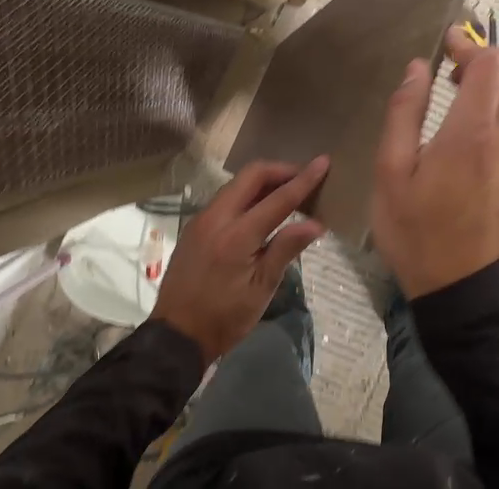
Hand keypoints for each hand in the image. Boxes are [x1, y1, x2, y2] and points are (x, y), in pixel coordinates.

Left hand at [150, 157, 328, 362]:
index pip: (278, 198)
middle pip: (252, 175)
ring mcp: (201, 220)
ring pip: (236, 184)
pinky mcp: (194, 227)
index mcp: (237, 236)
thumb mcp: (261, 290)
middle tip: (303, 178)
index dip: (304, 179)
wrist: (175, 337)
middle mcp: (216, 218)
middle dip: (280, 171)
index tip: (323, 162)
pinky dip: (246, 194)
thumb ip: (286, 249)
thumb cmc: (224, 318)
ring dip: (263, 181)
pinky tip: (259, 209)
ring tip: (285, 192)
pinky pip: (225, 198)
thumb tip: (316, 223)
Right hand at [372, 31, 498, 296]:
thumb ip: (404, 112)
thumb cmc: (415, 230)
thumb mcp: (390, 172)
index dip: (468, 46)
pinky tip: (493, 113)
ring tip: (474, 90)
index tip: (443, 51)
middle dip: (494, 54)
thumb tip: (419, 68)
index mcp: (471, 131)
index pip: (491, 63)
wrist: (459, 285)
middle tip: (459, 70)